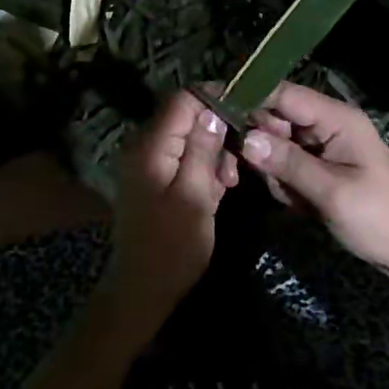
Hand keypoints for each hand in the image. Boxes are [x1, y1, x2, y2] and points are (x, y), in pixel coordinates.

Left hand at [104, 88, 238, 324]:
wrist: (142, 289)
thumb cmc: (172, 246)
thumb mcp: (195, 196)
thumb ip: (202, 150)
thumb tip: (213, 110)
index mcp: (149, 148)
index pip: (182, 100)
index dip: (214, 98)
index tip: (246, 109)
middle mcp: (143, 147)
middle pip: (185, 117)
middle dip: (216, 131)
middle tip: (239, 160)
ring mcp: (146, 163)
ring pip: (187, 138)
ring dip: (212, 153)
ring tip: (229, 182)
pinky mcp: (153, 178)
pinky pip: (182, 158)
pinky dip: (202, 167)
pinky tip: (217, 190)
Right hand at [240, 82, 388, 302]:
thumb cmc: (380, 219)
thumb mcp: (332, 192)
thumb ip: (287, 163)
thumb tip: (245, 137)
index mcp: (336, 118)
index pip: (283, 93)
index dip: (248, 95)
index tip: (211, 105)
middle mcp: (327, 125)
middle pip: (275, 118)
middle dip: (260, 145)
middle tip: (247, 174)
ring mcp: (323, 147)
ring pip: (276, 145)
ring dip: (274, 172)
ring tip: (293, 200)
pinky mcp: (321, 168)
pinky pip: (287, 166)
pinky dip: (284, 184)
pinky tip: (299, 206)